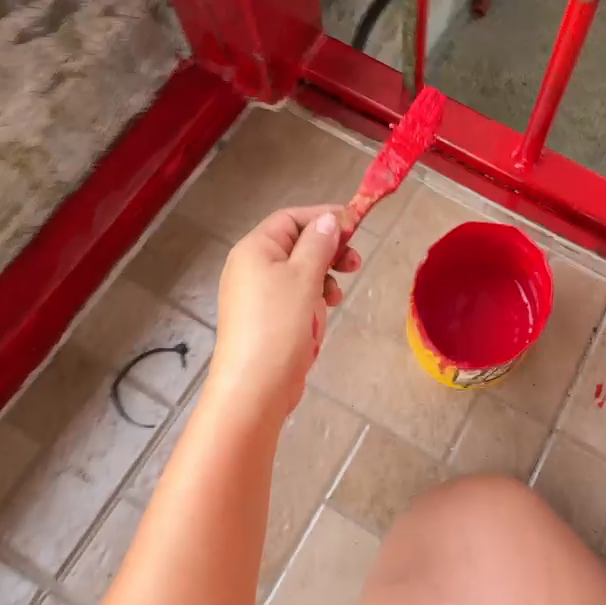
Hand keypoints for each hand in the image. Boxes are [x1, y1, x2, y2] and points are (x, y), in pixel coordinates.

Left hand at [205, 204, 362, 425]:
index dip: (323, 217)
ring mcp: (256, 294)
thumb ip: (318, 243)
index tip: (355, 227)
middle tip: (355, 262)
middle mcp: (250, 266)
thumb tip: (327, 219)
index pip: (291, 218)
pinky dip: (314, 295)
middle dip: (328, 249)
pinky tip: (328, 308)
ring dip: (324, 274)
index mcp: (254, 249)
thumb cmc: (280, 324)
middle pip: (295, 243)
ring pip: (298, 270)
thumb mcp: (304, 276)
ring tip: (340, 292)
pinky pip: (293, 294)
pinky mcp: (265, 318)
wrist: (254, 387)